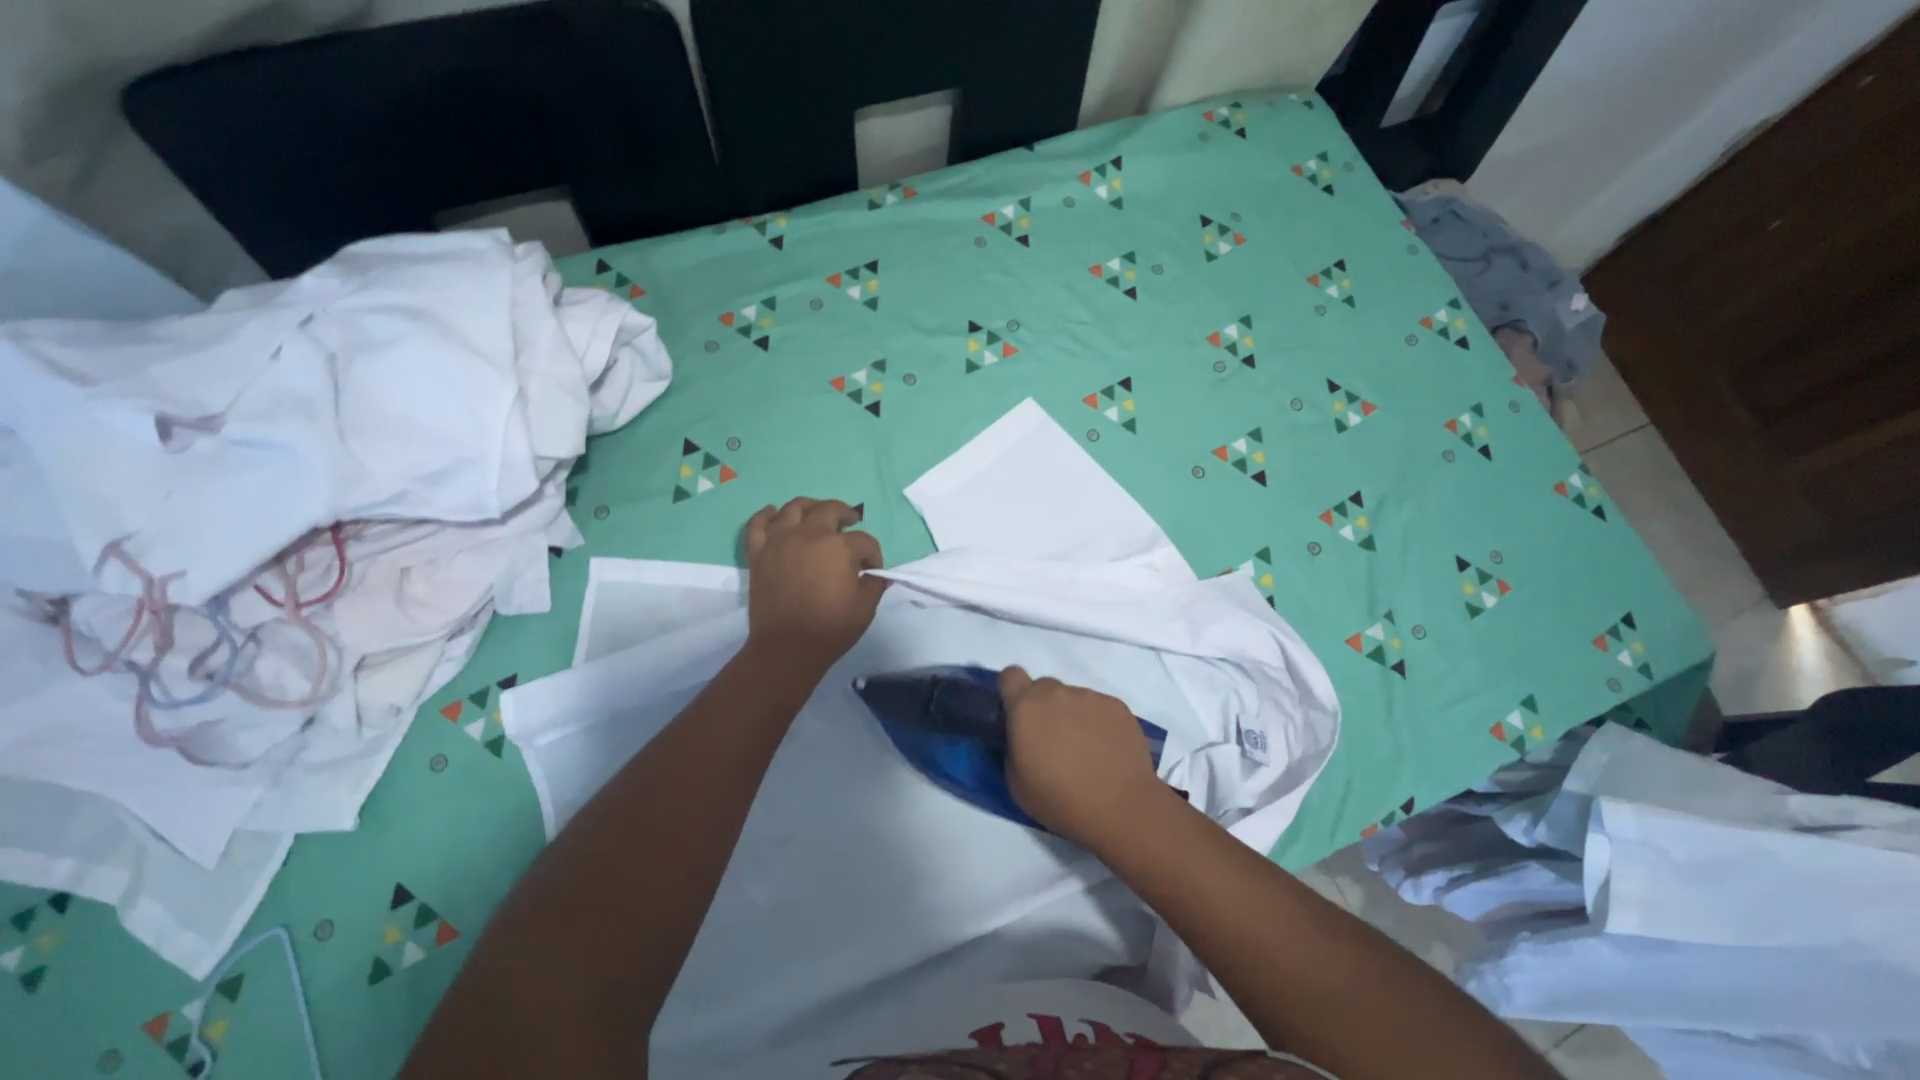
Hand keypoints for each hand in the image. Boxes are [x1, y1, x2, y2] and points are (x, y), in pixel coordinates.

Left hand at [743, 498, 887, 673]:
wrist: (787, 647)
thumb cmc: (831, 628)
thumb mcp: (865, 607)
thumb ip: (874, 584)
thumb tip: (876, 574)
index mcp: (838, 547)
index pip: (864, 540)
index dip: (873, 554)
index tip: (872, 569)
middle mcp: (809, 535)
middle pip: (829, 510)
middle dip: (846, 514)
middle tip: (851, 522)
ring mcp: (780, 541)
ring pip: (794, 508)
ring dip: (810, 507)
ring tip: (817, 514)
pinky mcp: (759, 553)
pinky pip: (758, 524)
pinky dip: (765, 515)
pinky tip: (774, 514)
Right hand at [1000, 666, 1166, 849]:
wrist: (1119, 806)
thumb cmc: (1058, 798)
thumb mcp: (1016, 782)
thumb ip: (1014, 747)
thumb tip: (1023, 738)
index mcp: (1026, 707)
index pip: (1011, 675)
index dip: (1012, 691)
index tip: (1017, 714)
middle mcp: (1058, 693)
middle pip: (1044, 687)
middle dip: (1043, 708)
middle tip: (1052, 740)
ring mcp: (1091, 697)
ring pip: (1074, 698)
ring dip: (1073, 716)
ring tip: (1085, 750)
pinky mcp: (1118, 707)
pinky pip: (1100, 708)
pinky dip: (1098, 723)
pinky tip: (1106, 750)